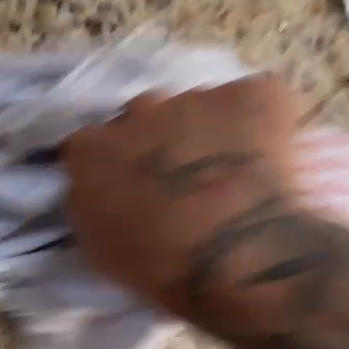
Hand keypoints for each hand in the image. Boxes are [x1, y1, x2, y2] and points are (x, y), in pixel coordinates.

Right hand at [62, 77, 306, 319]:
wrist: (230, 249)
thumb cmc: (149, 256)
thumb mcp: (91, 238)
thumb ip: (87, 199)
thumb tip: (97, 188)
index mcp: (89, 148)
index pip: (87, 144)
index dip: (104, 162)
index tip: (117, 181)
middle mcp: (137, 111)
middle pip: (140, 115)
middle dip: (151, 137)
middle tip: (171, 171)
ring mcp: (197, 97)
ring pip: (195, 105)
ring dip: (201, 126)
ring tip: (222, 163)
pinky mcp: (257, 92)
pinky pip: (253, 96)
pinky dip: (257, 117)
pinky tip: (261, 150)